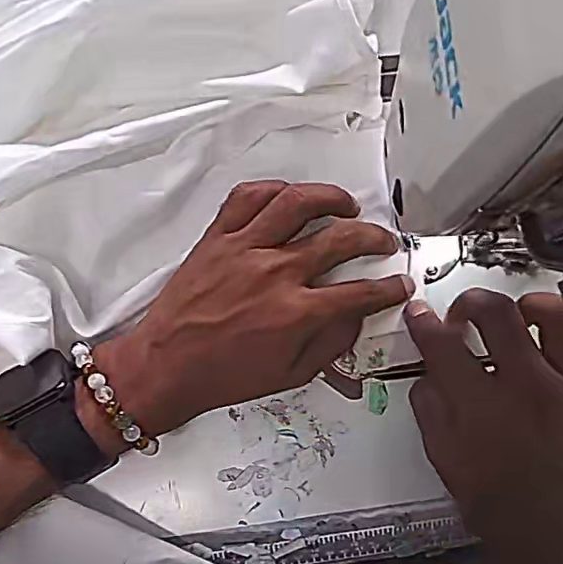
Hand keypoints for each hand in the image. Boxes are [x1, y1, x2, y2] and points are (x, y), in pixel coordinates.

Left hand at [90, 181, 410, 439]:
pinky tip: (288, 196)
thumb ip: (329, 344)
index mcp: (295, 313)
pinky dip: (274, 189)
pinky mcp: (217, 239)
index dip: (388, 288)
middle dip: (374, 238)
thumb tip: (354, 319)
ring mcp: (244, 250)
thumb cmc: (220, 374)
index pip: (360, 292)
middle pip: (341, 238)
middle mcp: (274, 274)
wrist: (166, 367)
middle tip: (381, 242)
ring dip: (331, 198)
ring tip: (345, 204)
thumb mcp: (289, 374)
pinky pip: (248, 197)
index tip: (395, 284)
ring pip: (298, 202)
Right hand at [404, 290, 562, 563]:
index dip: (424, 323)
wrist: (561, 542)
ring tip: (522, 316)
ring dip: (533, 308)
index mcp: (483, 406)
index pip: (443, 344)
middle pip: (497, 313)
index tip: (421, 317)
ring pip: (560, 316)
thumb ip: (432, 414)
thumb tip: (428, 382)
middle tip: (465, 313)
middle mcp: (529, 389)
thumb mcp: (448, 464)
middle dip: (471, 303)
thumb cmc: (507, 511)